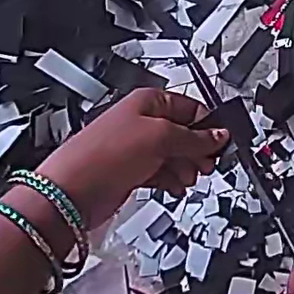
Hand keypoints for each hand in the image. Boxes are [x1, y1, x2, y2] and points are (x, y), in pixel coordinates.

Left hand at [35, 89, 227, 228]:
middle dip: (199, 149)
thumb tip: (218, 135)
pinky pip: (162, 172)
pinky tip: (177, 186)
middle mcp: (142, 122)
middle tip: (208, 162)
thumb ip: (195, 137)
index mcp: (148, 101)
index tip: (222, 141)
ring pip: (174, 155)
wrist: (71, 192)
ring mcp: (136, 148)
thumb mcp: (161, 137)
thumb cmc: (103, 154)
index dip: (208, 124)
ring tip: (190, 177)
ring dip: (186, 167)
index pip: (190, 106)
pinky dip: (173, 180)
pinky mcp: (132, 171)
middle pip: (184, 132)